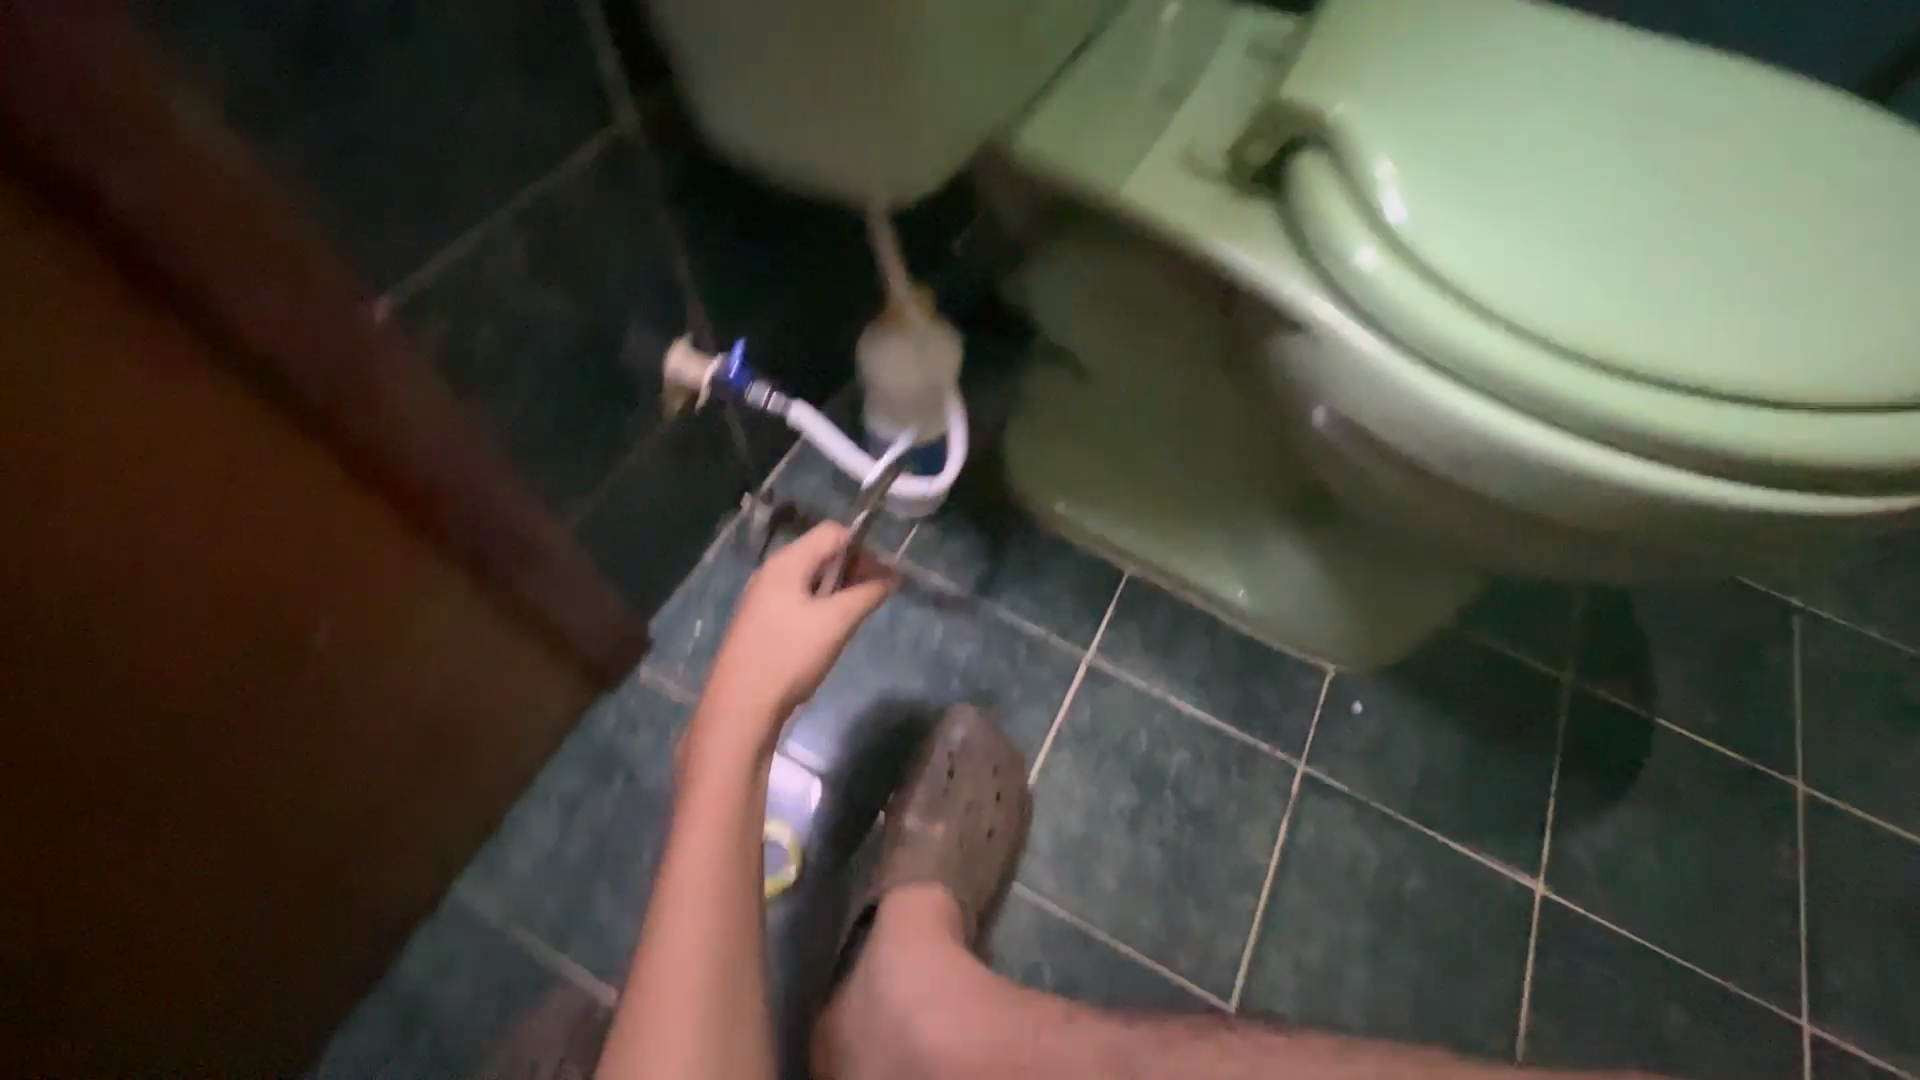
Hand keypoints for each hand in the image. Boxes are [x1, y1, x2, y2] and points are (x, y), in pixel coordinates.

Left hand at [694, 522, 896, 757]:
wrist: (741, 705)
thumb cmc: (790, 655)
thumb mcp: (837, 622)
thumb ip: (867, 593)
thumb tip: (892, 576)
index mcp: (786, 563)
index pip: (832, 532)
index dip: (863, 547)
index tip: (884, 575)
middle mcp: (771, 573)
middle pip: (820, 554)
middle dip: (853, 569)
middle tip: (875, 596)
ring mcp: (763, 598)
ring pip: (810, 580)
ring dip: (838, 590)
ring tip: (855, 615)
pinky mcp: (761, 623)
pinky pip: (798, 601)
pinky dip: (820, 607)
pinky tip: (829, 632)